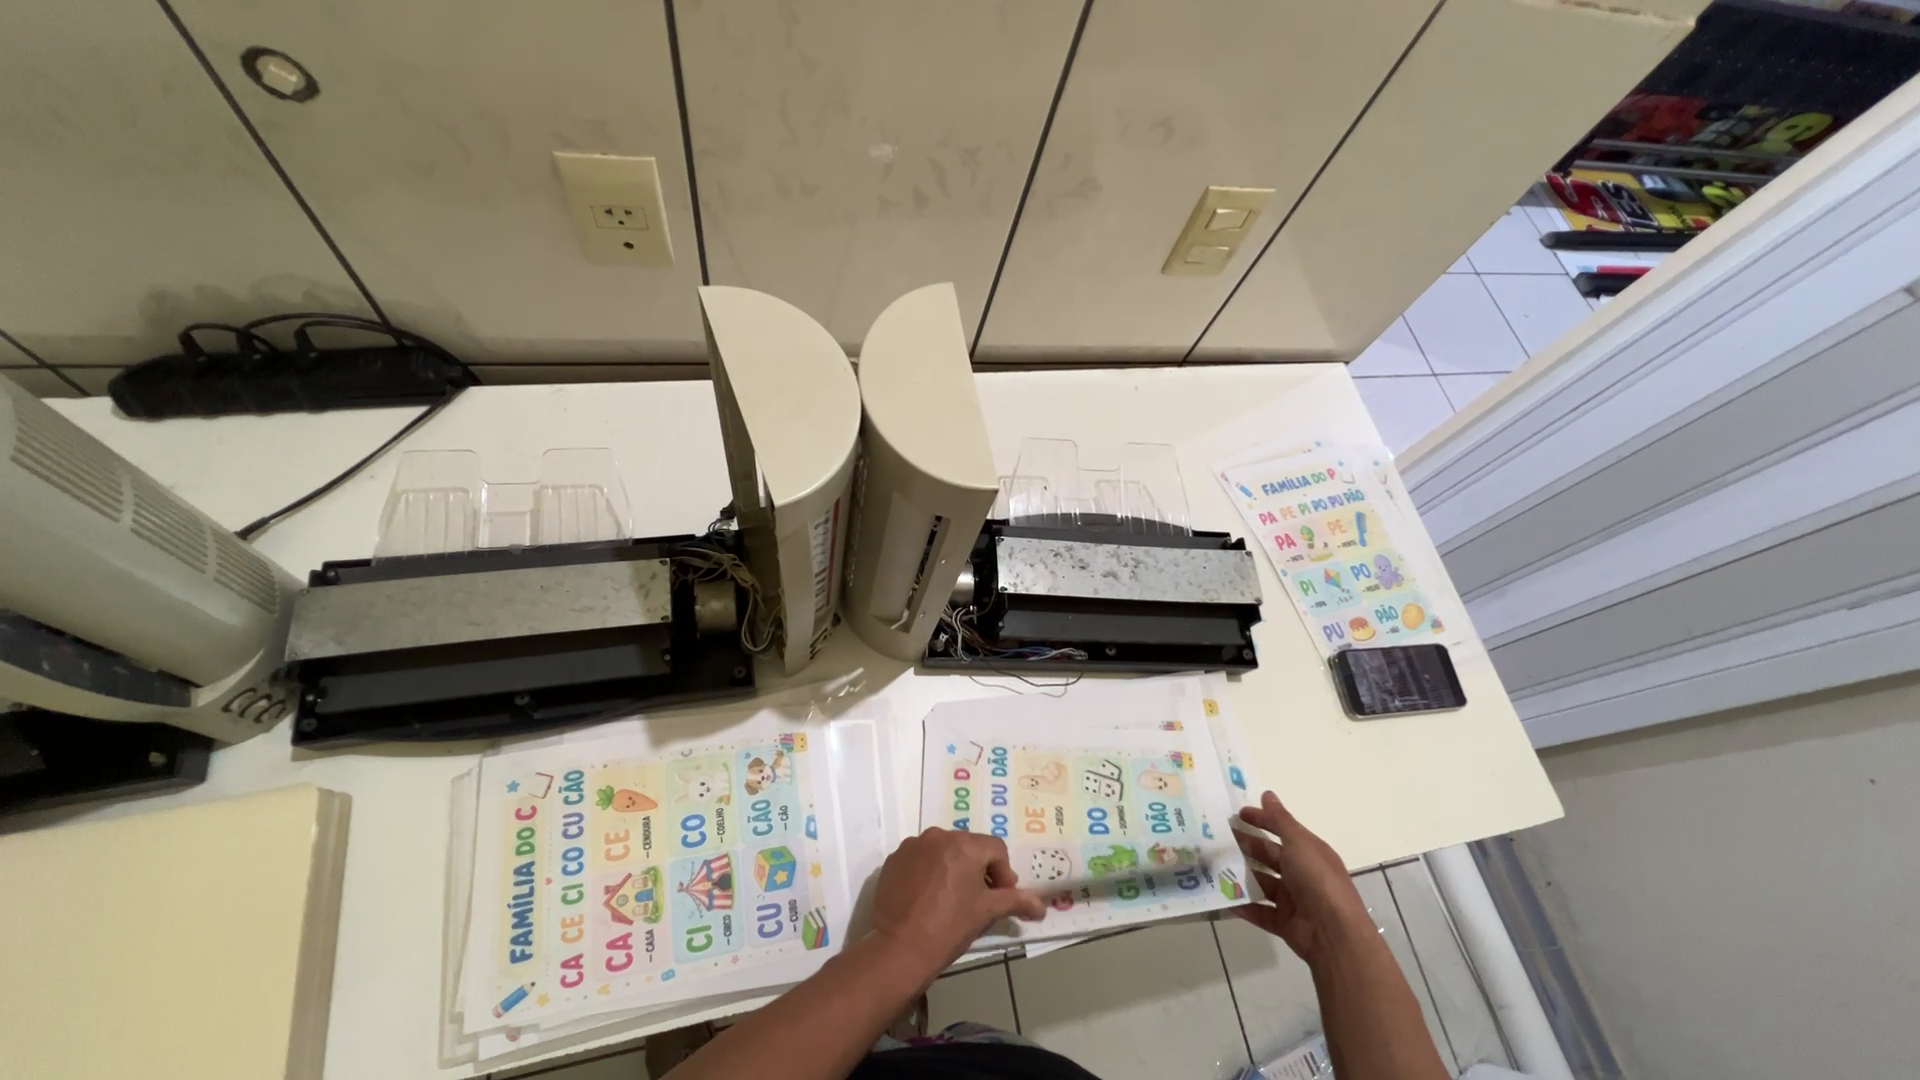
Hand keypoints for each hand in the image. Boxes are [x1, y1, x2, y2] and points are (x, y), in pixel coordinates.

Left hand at [870, 828, 1047, 973]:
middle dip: (979, 869)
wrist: (899, 948)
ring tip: (952, 899)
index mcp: (965, 844)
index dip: (1003, 873)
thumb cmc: (949, 927)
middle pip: (969, 847)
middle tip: (979, 899)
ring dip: (953, 868)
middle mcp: (938, 836)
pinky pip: (920, 859)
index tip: (1001, 897)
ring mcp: (912, 846)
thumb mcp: (987, 913)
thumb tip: (1041, 907)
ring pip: (943, 851)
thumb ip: (1016, 901)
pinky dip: (928, 872)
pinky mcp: (893, 860)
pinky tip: (928, 898)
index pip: (996, 849)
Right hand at [1233, 791, 1372, 965]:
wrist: (1333, 933)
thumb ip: (1280, 820)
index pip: (1282, 830)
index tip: (1236, 815)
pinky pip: (1259, 911)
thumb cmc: (1317, 880)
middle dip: (1246, 846)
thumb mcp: (1299, 843)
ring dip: (1241, 875)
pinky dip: (1243, 905)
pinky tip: (1222, 897)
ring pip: (1262, 883)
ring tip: (1213, 865)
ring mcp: (1293, 900)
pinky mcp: (1284, 923)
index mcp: (1310, 852)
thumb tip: (1267, 794)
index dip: (1261, 820)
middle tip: (1217, 839)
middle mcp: (1302, 874)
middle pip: (1269, 856)